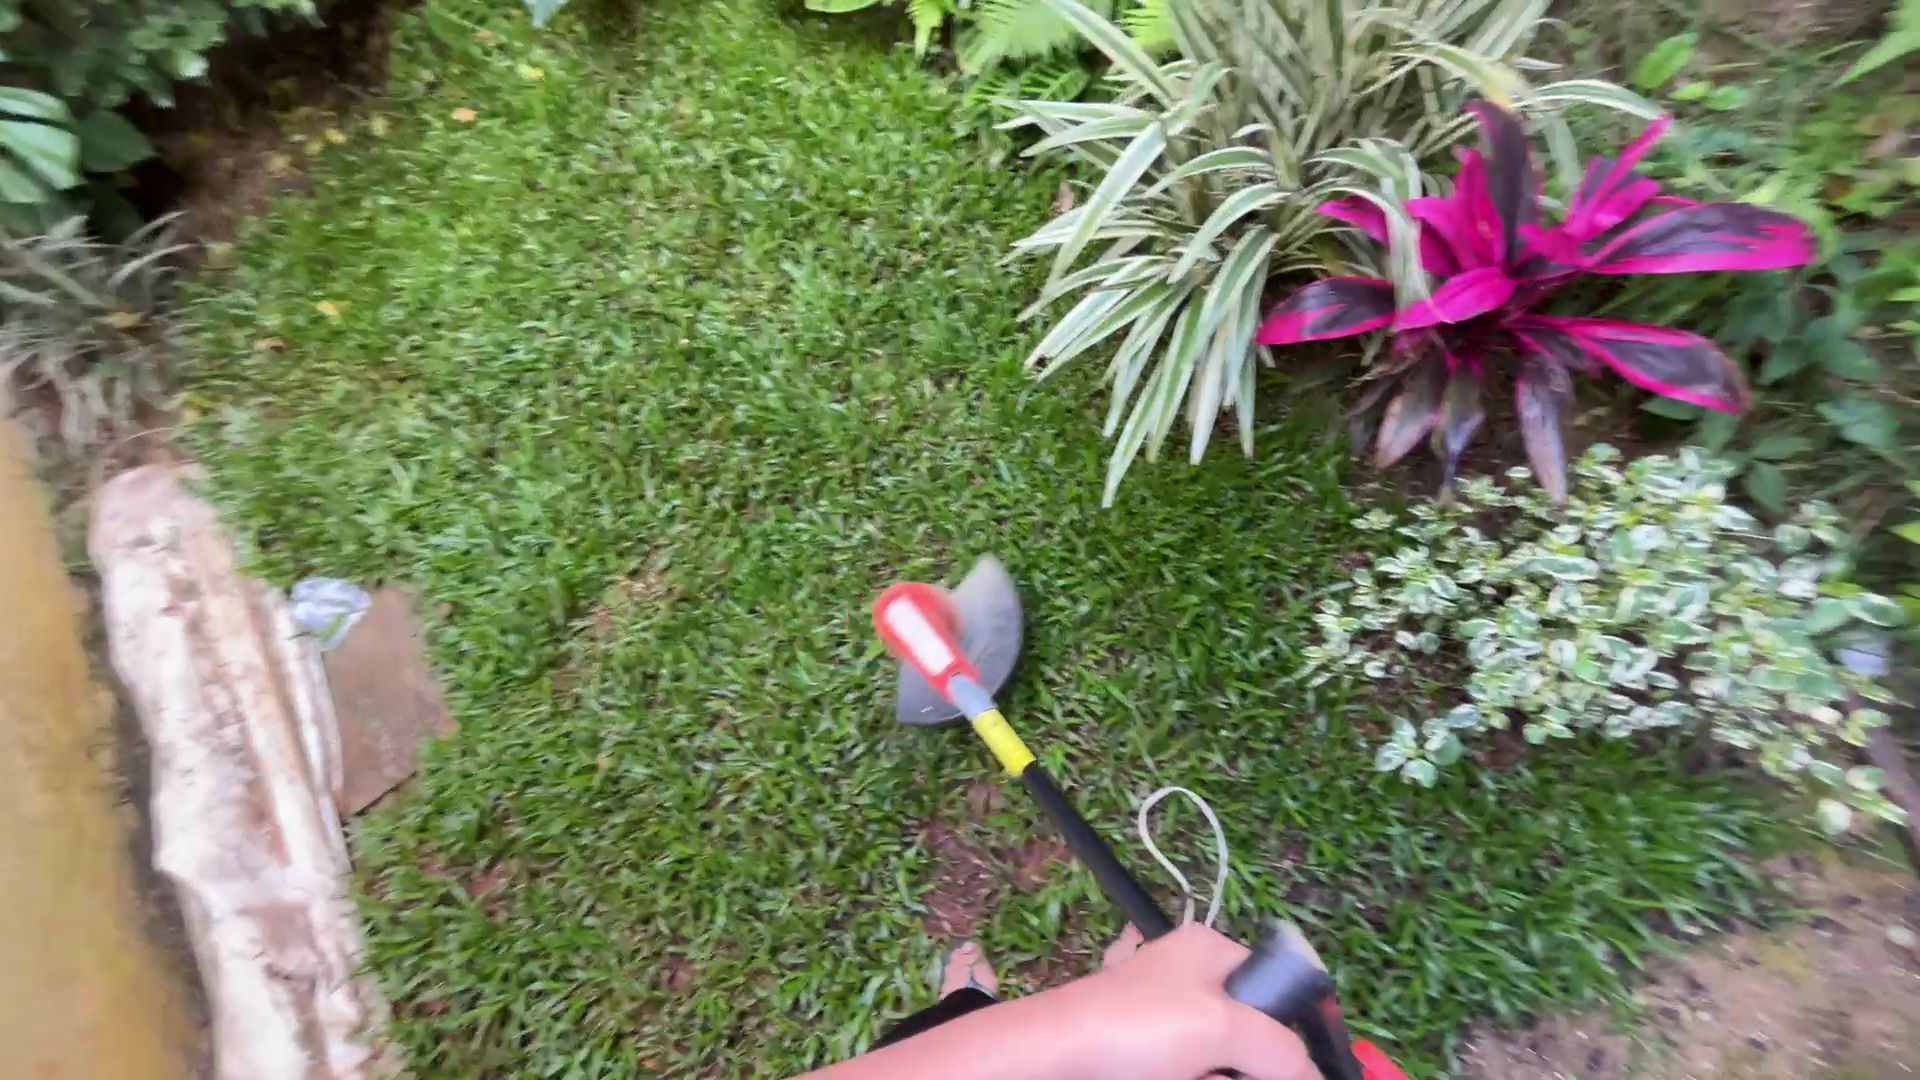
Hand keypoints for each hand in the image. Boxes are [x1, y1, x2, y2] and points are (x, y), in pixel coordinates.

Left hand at [1048, 923, 1319, 1079]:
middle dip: (1255, 1063)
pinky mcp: (1153, 1046)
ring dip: (1222, 1074)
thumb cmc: (1139, 1024)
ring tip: (1198, 1076)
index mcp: (1209, 949)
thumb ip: (1281, 1049)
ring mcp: (1170, 1012)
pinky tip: (1182, 1076)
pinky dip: (1200, 1077)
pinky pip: (1199, 1067)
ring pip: (1225, 1057)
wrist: (1061, 1052)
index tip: (1312, 1067)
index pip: (1277, 983)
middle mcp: (1192, 973)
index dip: (1301, 1024)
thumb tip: (1315, 1074)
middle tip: (1226, 1072)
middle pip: (1255, 1029)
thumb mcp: (1221, 1028)